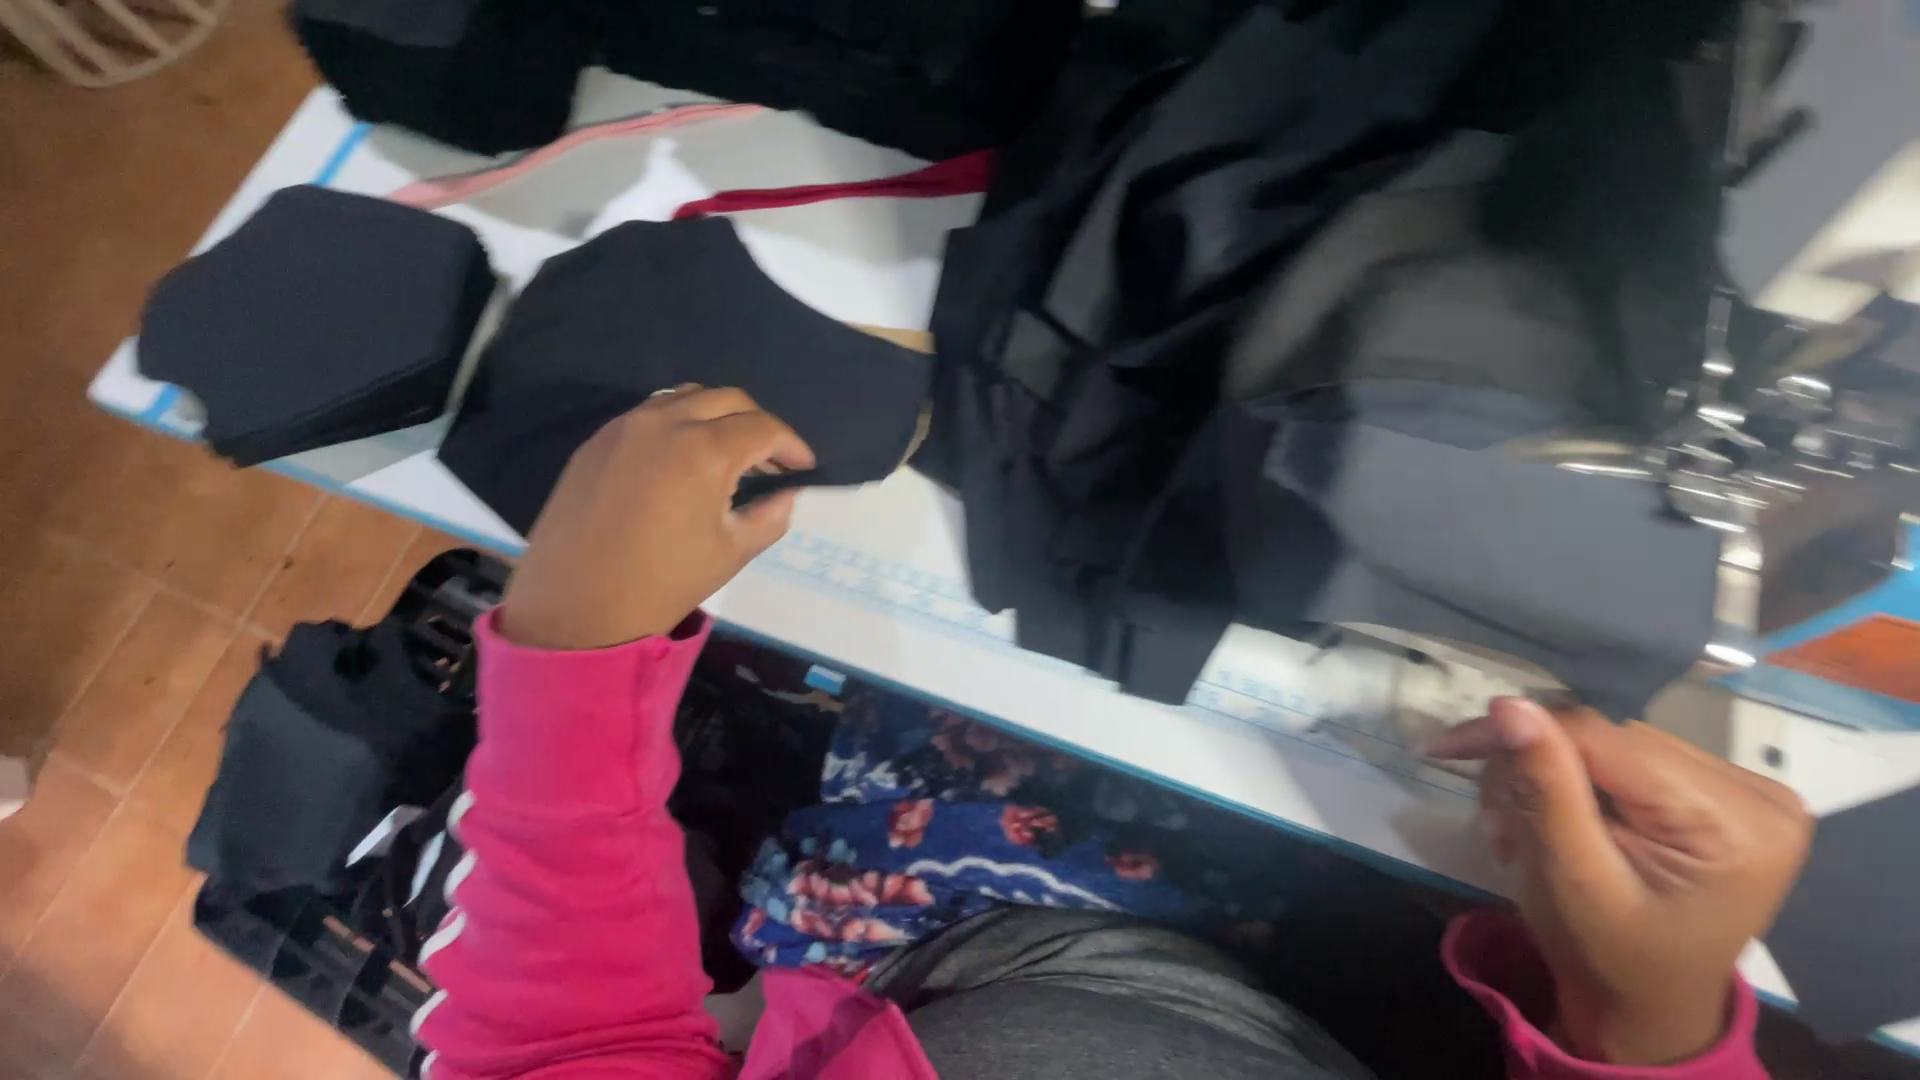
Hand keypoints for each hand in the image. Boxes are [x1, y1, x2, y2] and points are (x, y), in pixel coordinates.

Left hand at [497, 386, 814, 649]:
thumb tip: (785, 493)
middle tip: (770, 461)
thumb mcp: (733, 552)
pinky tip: (683, 462)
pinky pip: (651, 414)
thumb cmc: (662, 583)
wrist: (574, 607)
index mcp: (704, 450)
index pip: (764, 427)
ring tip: (728, 456)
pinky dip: (680, 424)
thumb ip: (771, 515)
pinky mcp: (598, 440)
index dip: (792, 446)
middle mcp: (665, 423)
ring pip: (687, 397)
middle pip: (728, 400)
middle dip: (759, 425)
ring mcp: (626, 427)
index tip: (804, 467)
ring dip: (718, 417)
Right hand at [1425, 699, 1811, 1065]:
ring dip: (1537, 772)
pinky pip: (1613, 752)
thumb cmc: (1607, 950)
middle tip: (1490, 818)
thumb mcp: (1568, 874)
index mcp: (1734, 821)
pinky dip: (1563, 777)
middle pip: (1598, 735)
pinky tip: (1547, 813)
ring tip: (1513, 826)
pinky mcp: (1711, 788)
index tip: (1444, 749)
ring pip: (1597, 738)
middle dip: (1525, 765)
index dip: (1515, 734)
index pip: (1600, 738)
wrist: (1644, 998)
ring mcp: (1737, 788)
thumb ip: (1545, 786)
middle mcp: (1751, 792)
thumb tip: (1509, 703)